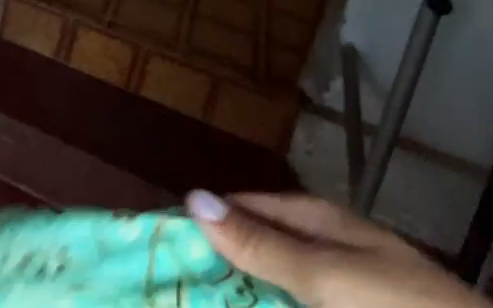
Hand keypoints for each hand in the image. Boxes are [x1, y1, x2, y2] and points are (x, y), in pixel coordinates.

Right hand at [187, 191, 491, 307]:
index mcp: (318, 222)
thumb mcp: (327, 275)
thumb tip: (191, 196)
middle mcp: (324, 252)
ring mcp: (337, 294)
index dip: (201, 222)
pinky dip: (269, 307)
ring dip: (240, 296)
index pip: (242, 208)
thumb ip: (261, 244)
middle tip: (169, 288)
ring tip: (193, 302)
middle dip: (216, 269)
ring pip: (272, 291)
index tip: (155, 245)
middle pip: (255, 252)